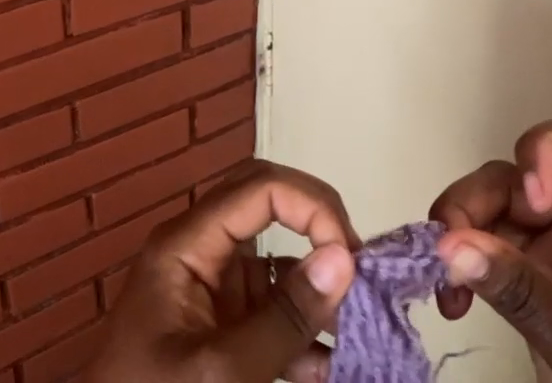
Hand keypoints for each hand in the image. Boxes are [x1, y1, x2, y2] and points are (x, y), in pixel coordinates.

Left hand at [82, 160, 361, 382]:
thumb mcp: (221, 371)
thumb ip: (284, 318)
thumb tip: (345, 258)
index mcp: (187, 244)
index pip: (261, 187)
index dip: (313, 206)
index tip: (351, 258)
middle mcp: (201, 253)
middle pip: (270, 209)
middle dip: (321, 233)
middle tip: (364, 274)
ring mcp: (212, 290)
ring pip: (278, 264)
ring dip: (319, 294)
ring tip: (362, 331)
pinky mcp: (222, 328)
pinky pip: (273, 313)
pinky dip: (305, 336)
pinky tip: (333, 367)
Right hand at [432, 114, 551, 382]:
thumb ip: (524, 294)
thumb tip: (448, 244)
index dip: (545, 151)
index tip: (528, 198)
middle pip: (520, 179)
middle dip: (475, 204)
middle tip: (443, 246)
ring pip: (495, 215)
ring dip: (459, 238)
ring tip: (442, 287)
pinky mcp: (539, 289)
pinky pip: (491, 257)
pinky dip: (463, 270)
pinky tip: (452, 301)